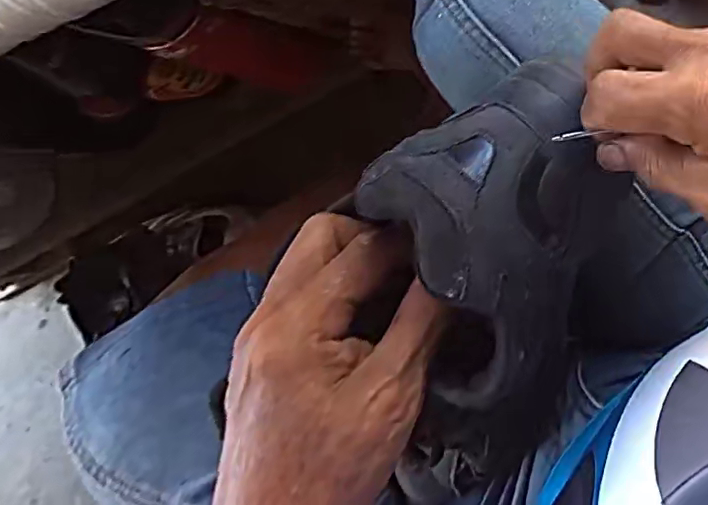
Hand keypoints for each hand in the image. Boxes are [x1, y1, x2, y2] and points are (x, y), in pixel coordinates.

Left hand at [215, 214, 445, 504]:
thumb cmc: (328, 475)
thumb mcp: (393, 393)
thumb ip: (422, 318)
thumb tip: (449, 265)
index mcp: (293, 324)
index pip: (362, 246)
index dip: (410, 241)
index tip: (442, 250)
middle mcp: (264, 318)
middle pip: (323, 232)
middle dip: (374, 234)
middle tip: (412, 261)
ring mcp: (257, 333)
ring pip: (311, 256)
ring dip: (357, 257)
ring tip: (396, 285)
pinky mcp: (262, 351)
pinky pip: (304, 287)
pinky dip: (341, 283)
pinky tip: (371, 311)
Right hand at [580, 9, 707, 225]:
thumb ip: (656, 166)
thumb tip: (613, 147)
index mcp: (701, 99)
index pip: (610, 90)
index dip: (595, 119)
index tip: (607, 138)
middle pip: (617, 30)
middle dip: (598, 68)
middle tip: (612, 108)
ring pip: (651, 28)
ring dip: (638, 65)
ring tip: (657, 111)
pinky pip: (686, 38)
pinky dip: (671, 64)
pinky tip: (692, 101)